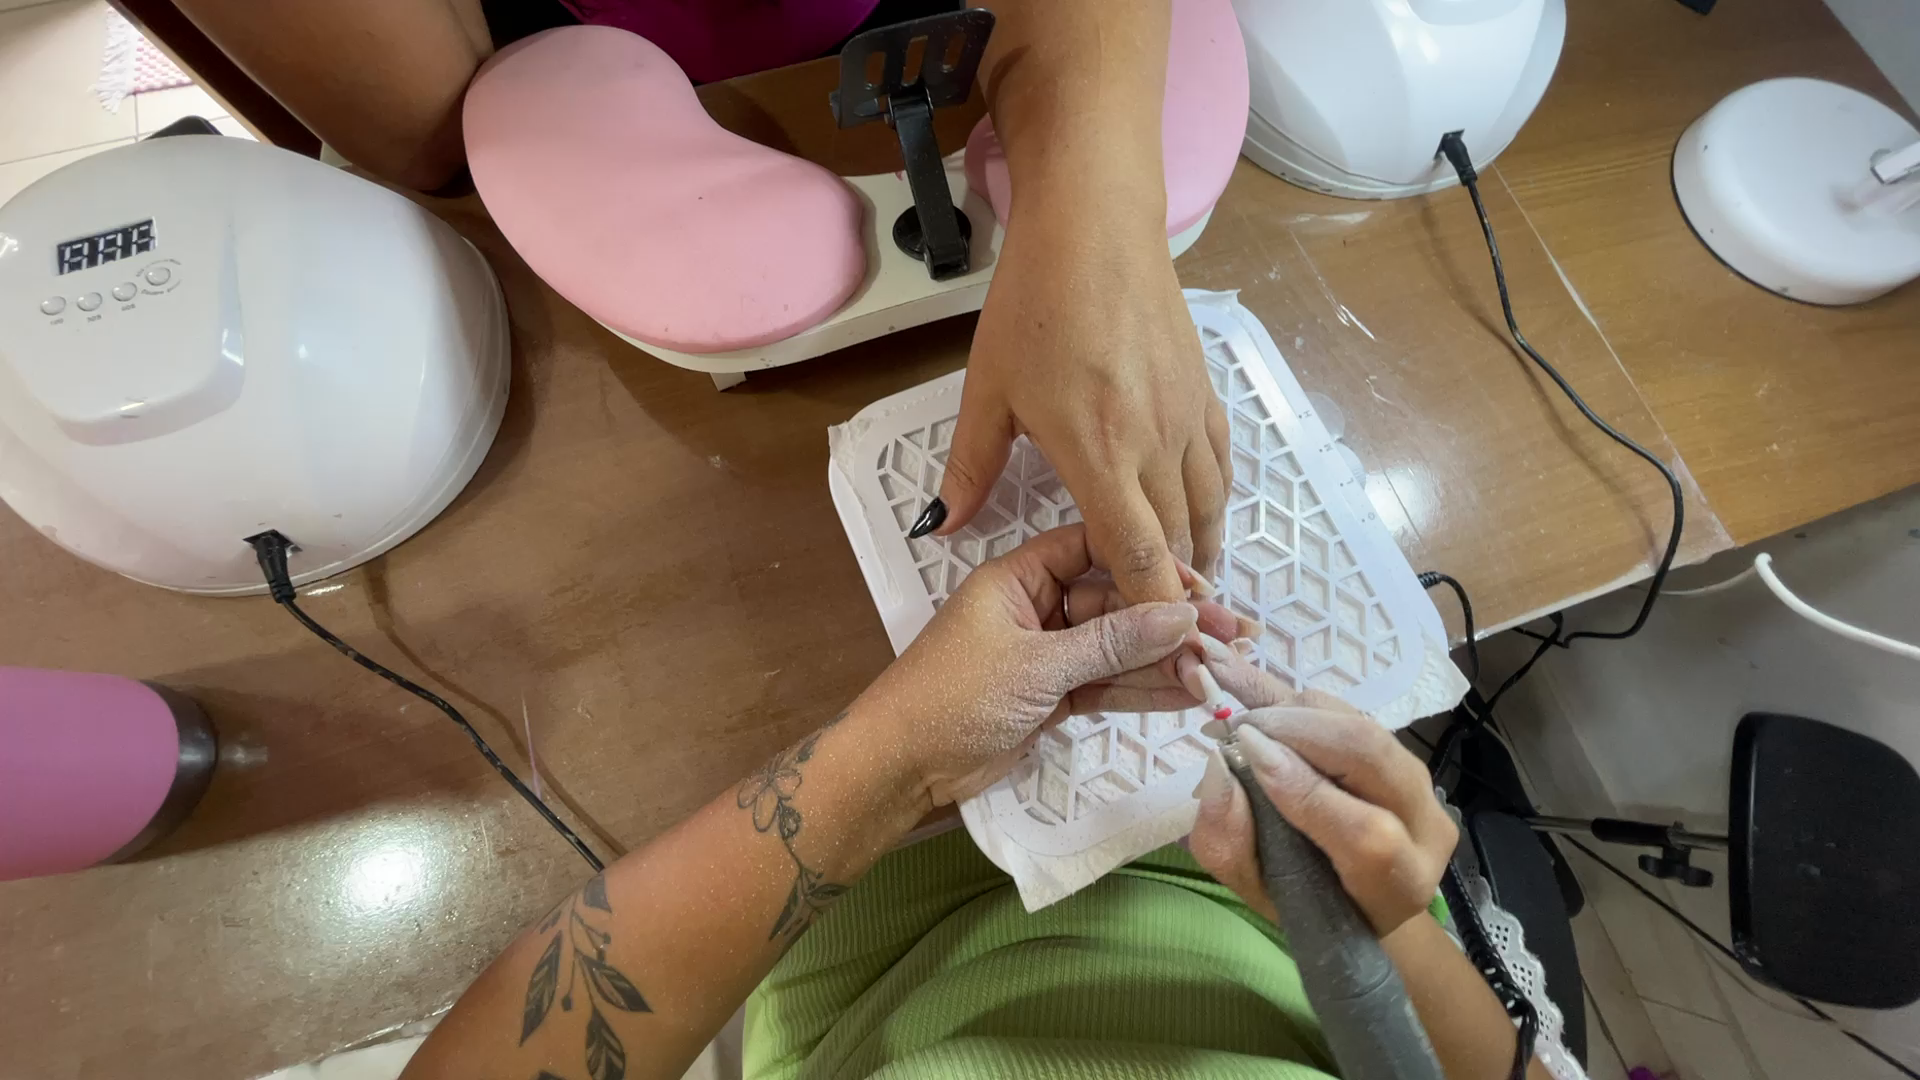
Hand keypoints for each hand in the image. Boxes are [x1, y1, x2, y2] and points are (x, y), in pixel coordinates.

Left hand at [859, 525, 1235, 807]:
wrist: (903, 766)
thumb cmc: (955, 696)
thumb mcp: (1036, 664)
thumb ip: (1110, 642)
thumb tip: (1181, 616)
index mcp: (1019, 576)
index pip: (1093, 548)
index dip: (1145, 561)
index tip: (1199, 584)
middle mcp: (1037, 606)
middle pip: (1114, 604)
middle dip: (1167, 621)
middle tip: (1230, 634)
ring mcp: (1047, 653)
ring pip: (1115, 648)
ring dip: (1163, 659)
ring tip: (1224, 666)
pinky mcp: (1052, 694)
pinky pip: (1104, 684)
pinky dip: (1140, 690)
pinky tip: (1188, 691)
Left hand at [936, 222, 1230, 603]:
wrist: (1095, 227)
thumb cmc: (1035, 307)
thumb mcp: (989, 391)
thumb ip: (970, 468)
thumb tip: (940, 525)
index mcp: (1098, 453)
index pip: (1135, 556)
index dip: (1145, 609)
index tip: (1144, 642)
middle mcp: (1156, 446)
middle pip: (1177, 543)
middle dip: (1171, 592)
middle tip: (1161, 626)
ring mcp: (1190, 419)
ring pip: (1208, 510)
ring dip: (1197, 554)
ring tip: (1183, 585)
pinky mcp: (1207, 395)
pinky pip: (1221, 468)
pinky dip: (1212, 506)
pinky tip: (1198, 518)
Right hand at [1186, 644, 1457, 935]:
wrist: (1355, 895)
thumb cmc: (1304, 903)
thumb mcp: (1253, 891)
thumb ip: (1227, 841)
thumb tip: (1218, 768)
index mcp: (1396, 883)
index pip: (1364, 832)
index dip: (1301, 788)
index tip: (1241, 752)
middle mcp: (1421, 826)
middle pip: (1369, 754)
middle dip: (1294, 729)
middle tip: (1236, 728)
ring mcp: (1416, 779)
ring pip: (1356, 721)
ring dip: (1289, 710)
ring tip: (1238, 717)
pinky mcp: (1394, 745)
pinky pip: (1343, 706)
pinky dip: (1287, 693)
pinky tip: (1235, 672)